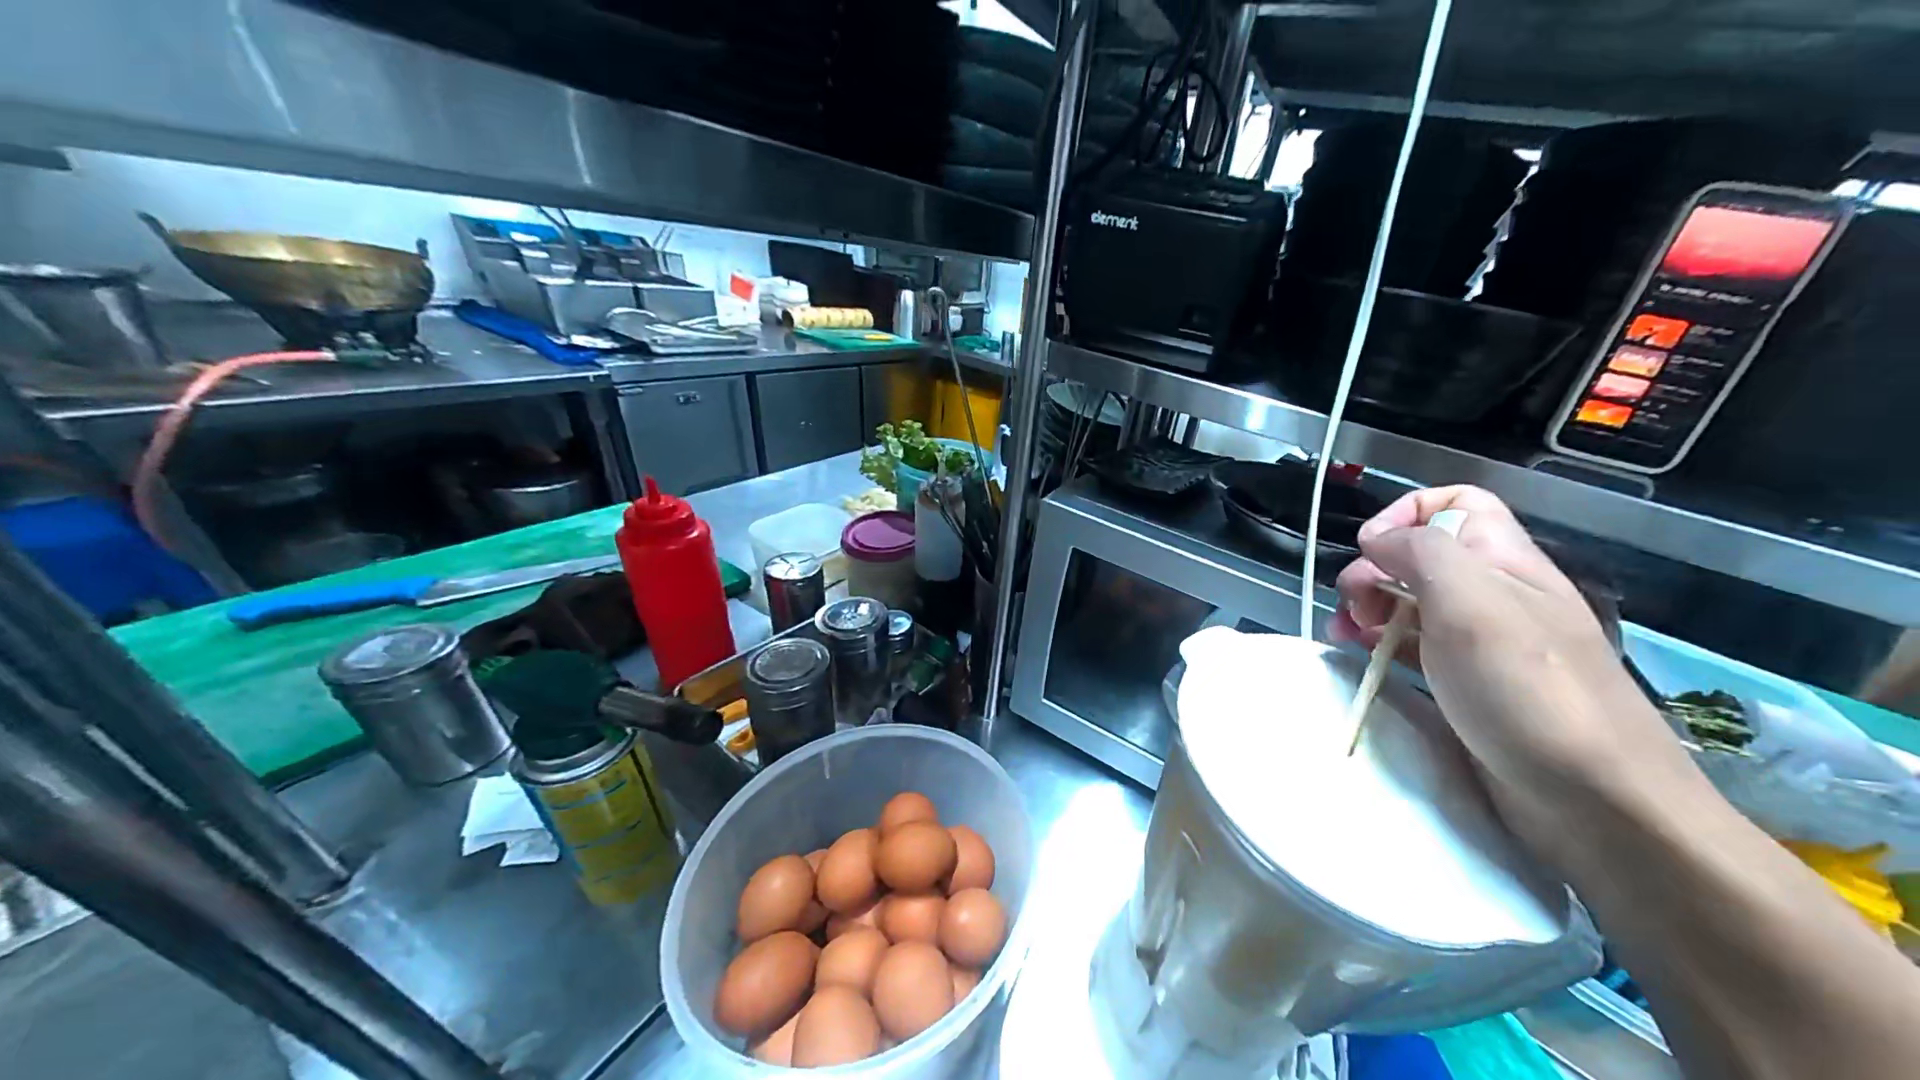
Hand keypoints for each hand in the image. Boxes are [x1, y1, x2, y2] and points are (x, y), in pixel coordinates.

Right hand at [1332, 486, 1695, 844]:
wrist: (1596, 804)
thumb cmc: (1529, 693)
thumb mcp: (1474, 605)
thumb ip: (1422, 554)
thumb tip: (1377, 538)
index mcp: (1506, 564)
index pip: (1458, 504)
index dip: (1407, 513)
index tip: (1371, 550)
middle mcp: (1495, 596)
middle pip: (1422, 555)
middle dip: (1374, 570)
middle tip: (1353, 608)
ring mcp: (1482, 645)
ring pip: (1411, 603)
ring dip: (1369, 609)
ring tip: (1346, 636)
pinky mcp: (1467, 688)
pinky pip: (1413, 649)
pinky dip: (1380, 647)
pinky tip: (1364, 661)